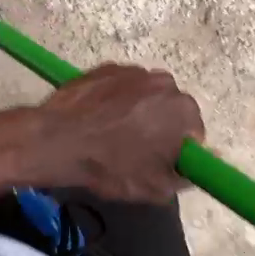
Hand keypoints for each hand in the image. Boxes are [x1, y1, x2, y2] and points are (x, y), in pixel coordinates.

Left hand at [25, 64, 204, 201]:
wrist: (57, 139)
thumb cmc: (110, 165)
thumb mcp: (155, 188)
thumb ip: (185, 178)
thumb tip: (197, 168)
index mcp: (183, 109)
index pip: (192, 132)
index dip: (178, 150)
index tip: (159, 161)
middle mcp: (163, 82)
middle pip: (170, 108)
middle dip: (159, 125)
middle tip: (135, 148)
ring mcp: (132, 71)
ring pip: (145, 95)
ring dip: (137, 109)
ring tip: (112, 131)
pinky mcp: (105, 67)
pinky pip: (120, 86)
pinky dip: (114, 98)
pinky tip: (97, 116)